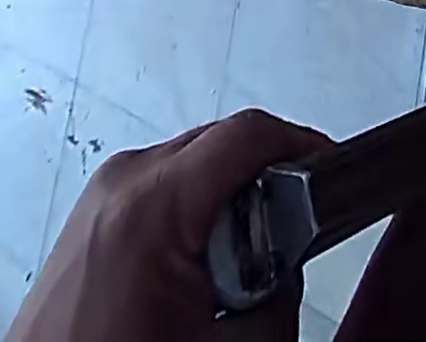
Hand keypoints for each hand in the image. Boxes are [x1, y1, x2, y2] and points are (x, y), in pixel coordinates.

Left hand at [8, 110, 330, 341]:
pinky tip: (205, 252)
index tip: (328, 164)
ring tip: (241, 252)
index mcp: (150, 208)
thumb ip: (283, 291)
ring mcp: (105, 191)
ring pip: (201, 153)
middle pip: (226, 139)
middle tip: (290, 224)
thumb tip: (295, 253)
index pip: (247, 134)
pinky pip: (171, 174)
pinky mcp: (97, 206)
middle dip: (270, 172)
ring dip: (236, 187)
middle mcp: (122, 184)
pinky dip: (201, 199)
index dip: (300, 142)